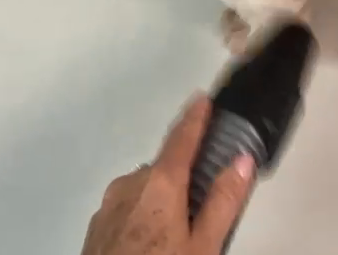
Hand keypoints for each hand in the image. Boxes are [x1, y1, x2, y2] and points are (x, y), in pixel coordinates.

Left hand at [81, 95, 255, 254]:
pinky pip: (127, 209)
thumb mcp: (203, 246)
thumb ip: (224, 200)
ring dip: (162, 199)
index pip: (183, 136)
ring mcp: (108, 206)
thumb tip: (243, 158)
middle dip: (184, 176)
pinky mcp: (95, 230)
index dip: (196, 116)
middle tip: (203, 200)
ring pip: (144, 190)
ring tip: (178, 233)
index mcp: (160, 181)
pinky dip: (143, 216)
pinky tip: (151, 244)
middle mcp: (131, 183)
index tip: (203, 98)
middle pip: (165, 168)